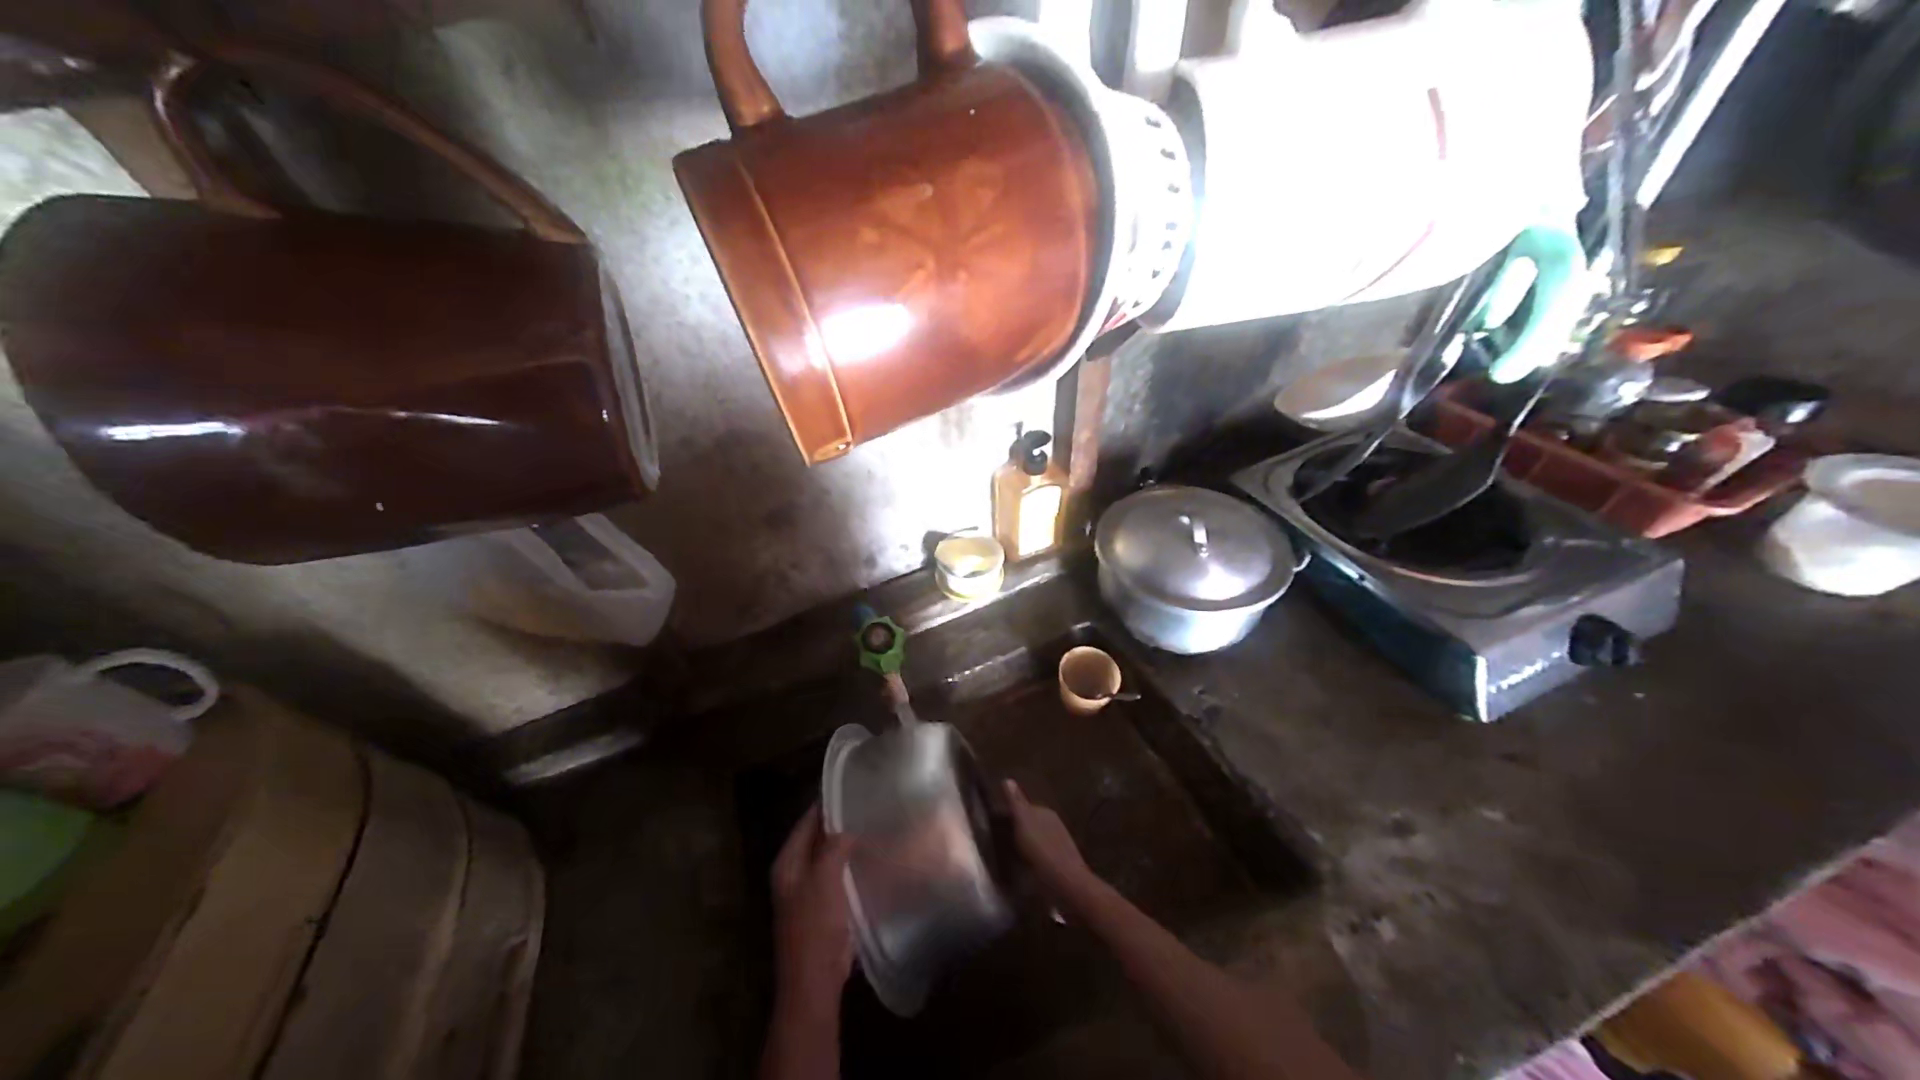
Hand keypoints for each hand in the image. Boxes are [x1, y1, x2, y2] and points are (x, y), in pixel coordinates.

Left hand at [770, 803, 854, 1005]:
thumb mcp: (824, 879)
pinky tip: (872, 859)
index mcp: (787, 863)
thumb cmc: (815, 926)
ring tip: (874, 825)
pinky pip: (838, 877)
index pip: (806, 823)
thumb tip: (845, 827)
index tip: (850, 786)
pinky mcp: (824, 908)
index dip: (825, 805)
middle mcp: (794, 874)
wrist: (815, 980)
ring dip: (846, 845)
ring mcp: (808, 892)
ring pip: (829, 858)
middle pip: (817, 839)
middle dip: (839, 824)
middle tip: (867, 803)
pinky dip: (851, 866)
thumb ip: (833, 847)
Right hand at [1003, 779, 1099, 906]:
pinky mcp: (1059, 863)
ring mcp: (1058, 844)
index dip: (1006, 815)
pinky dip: (1029, 859)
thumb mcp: (1024, 821)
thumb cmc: (1041, 849)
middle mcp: (1053, 823)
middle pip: (1028, 824)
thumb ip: (1016, 802)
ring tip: (1005, 857)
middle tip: (996, 842)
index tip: (992, 826)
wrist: (1066, 882)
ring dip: (1022, 846)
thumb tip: (1007, 779)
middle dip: (1014, 830)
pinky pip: (1038, 856)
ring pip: (1033, 840)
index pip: (1022, 808)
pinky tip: (1021, 868)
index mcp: (1044, 811)